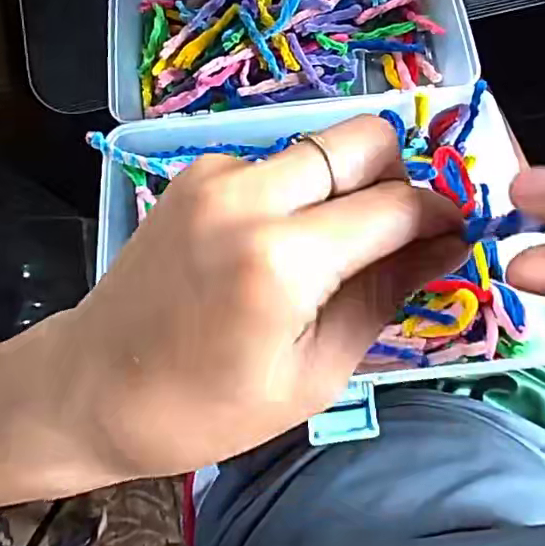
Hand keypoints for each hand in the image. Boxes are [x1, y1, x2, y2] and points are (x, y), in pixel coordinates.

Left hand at [46, 115, 465, 482]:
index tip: (453, 235)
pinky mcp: (198, 169)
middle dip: (398, 177)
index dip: (439, 215)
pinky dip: (301, 190)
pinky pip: (279, 161)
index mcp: (281, 259)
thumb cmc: (205, 407)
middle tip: (394, 233)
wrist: (91, 384)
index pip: (395, 205)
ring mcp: (217, 172)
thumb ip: (385, 294)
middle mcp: (249, 193)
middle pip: (364, 138)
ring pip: (322, 146)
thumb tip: (448, 244)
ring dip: (348, 184)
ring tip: (333, 246)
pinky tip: (278, 240)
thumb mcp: (313, 372)